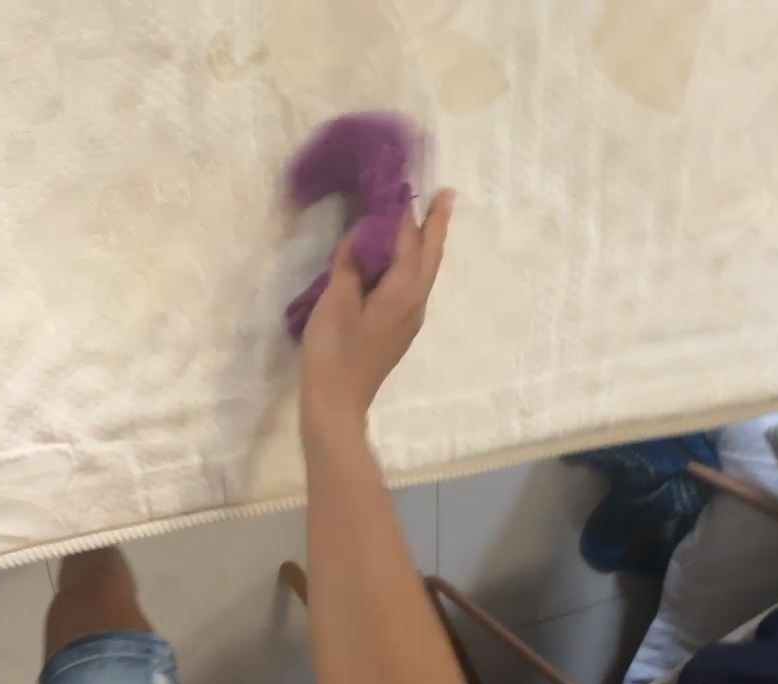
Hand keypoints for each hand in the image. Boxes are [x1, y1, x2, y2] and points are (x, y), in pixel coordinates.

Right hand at [300, 189, 454, 435]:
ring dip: (427, 245)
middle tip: (444, 194)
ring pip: (425, 272)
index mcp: (402, 290)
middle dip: (436, 224)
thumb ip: (350, 267)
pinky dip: (412, 265)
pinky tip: (399, 265)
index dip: (402, 213)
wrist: (337, 404)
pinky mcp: (398, 332)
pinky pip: (413, 287)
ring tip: (427, 222)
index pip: (407, 241)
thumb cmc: (333, 353)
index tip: (400, 186)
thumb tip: (360, 236)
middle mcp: (415, 301)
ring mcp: (409, 319)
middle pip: (430, 255)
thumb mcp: (334, 304)